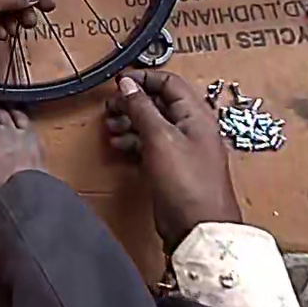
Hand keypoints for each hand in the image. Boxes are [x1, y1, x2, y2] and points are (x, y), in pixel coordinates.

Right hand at [105, 71, 241, 249]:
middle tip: (110, 106)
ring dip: (128, 121)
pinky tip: (119, 144)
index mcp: (196, 116)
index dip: (143, 78)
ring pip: (150, 122)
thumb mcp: (159, 137)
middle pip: (158, 102)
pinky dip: (132, 140)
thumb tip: (127, 83)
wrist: (197, 228)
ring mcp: (181, 147)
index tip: (119, 82)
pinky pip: (149, 142)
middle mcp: (190, 128)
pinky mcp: (171, 165)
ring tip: (111, 126)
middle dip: (131, 102)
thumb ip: (141, 107)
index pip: (169, 82)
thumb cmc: (186, 181)